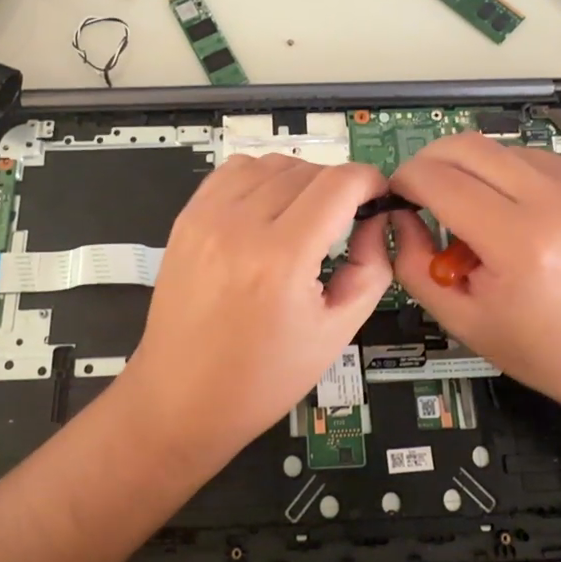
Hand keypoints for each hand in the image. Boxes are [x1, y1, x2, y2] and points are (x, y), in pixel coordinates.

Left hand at [121, 154, 392, 466]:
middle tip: (344, 221)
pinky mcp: (187, 217)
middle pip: (309, 170)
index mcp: (282, 259)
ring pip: (272, 162)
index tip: (378, 199)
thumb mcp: (337, 332)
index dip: (370, 182)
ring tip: (304, 217)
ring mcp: (207, 216)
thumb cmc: (265, 377)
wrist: (182, 399)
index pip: (340, 183)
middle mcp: (241, 225)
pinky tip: (267, 210)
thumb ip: (371, 266)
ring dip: (300, 178)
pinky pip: (234, 170)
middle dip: (338, 187)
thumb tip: (377, 217)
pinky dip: (260, 177)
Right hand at [390, 133, 560, 419]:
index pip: (440, 181)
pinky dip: (503, 174)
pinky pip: (527, 157)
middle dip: (429, 161)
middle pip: (466, 147)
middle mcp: (553, 201)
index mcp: (519, 243)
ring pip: (496, 148)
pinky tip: (506, 209)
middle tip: (419, 190)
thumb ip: (413, 262)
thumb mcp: (459, 318)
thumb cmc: (538, 347)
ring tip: (469, 209)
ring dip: (468, 168)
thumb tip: (397, 212)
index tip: (396, 195)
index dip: (405, 181)